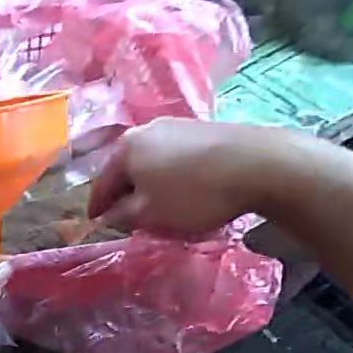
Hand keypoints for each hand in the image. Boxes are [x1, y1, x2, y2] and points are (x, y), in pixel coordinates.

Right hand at [87, 118, 311, 235]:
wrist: (257, 164)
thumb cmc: (193, 193)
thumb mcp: (149, 214)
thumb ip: (121, 216)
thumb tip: (107, 216)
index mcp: (125, 149)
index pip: (101, 184)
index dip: (97, 209)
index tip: (95, 226)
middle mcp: (146, 130)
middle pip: (126, 169)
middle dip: (124, 194)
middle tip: (126, 218)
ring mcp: (176, 126)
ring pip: (151, 162)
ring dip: (148, 185)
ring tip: (155, 207)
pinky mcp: (202, 129)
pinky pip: (174, 158)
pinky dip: (170, 176)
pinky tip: (182, 191)